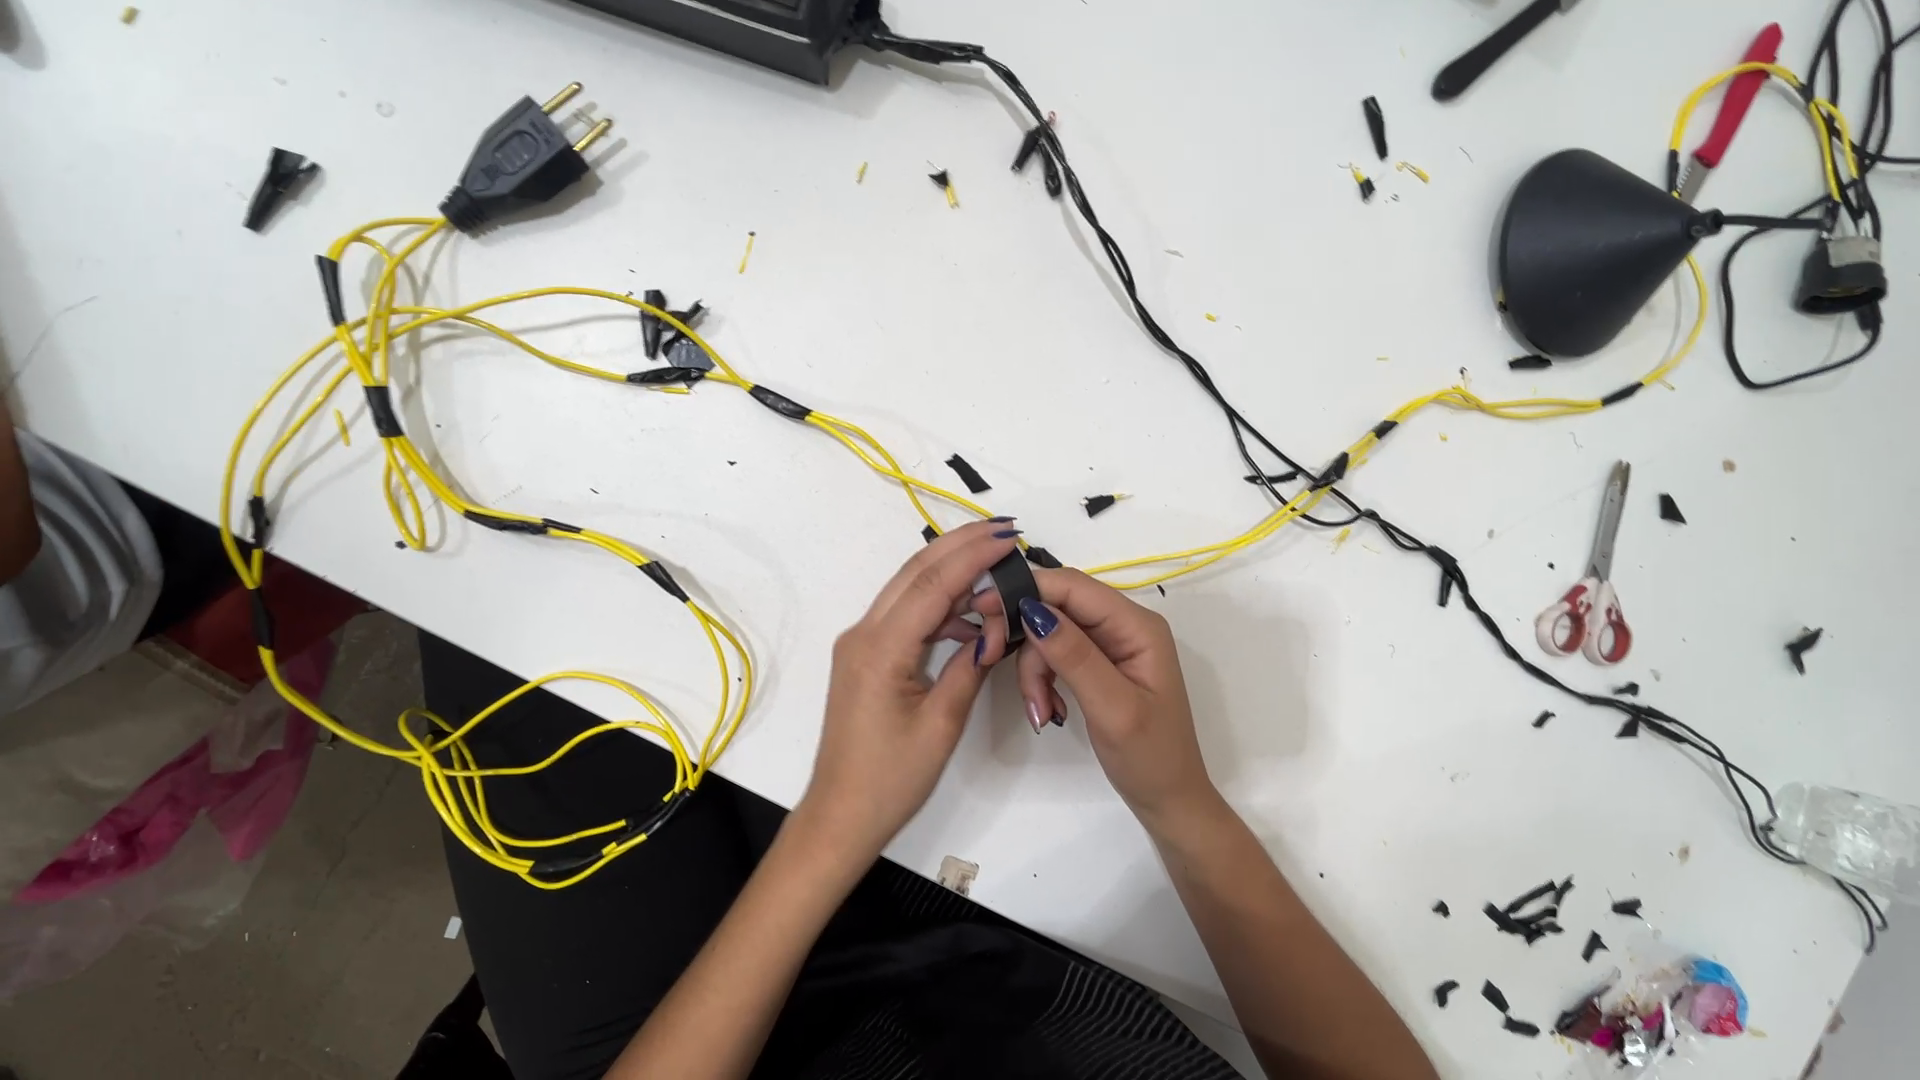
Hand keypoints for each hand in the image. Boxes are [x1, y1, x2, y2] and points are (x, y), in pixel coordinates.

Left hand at [795, 519, 1022, 863]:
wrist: (841, 815)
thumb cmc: (892, 779)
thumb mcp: (942, 723)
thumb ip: (971, 666)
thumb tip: (998, 627)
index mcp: (880, 648)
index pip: (933, 584)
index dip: (973, 556)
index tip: (1009, 536)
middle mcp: (863, 634)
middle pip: (915, 573)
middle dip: (959, 546)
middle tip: (1004, 529)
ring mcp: (860, 644)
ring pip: (908, 590)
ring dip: (949, 573)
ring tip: (994, 562)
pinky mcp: (864, 657)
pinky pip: (904, 616)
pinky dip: (937, 607)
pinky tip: (969, 615)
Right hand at [980, 569, 1216, 823]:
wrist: (1169, 799)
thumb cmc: (1150, 757)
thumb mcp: (1112, 708)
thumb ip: (1074, 656)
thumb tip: (1033, 610)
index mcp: (1137, 626)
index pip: (1073, 587)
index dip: (1026, 589)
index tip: (982, 608)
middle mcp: (1124, 625)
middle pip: (1057, 607)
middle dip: (1025, 637)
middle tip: (993, 661)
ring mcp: (1110, 644)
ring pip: (1050, 633)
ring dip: (1033, 669)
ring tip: (1040, 709)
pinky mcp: (1097, 663)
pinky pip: (1056, 655)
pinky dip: (1042, 678)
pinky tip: (1047, 708)